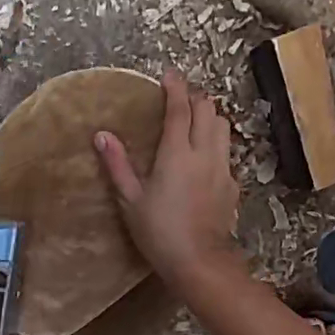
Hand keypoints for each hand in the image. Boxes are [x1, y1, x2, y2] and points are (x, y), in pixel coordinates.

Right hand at [94, 69, 241, 281]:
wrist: (199, 260)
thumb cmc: (158, 230)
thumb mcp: (130, 198)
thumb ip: (117, 164)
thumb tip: (102, 135)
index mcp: (177, 153)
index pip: (180, 109)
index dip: (175, 88)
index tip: (169, 74)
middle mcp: (205, 153)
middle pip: (208, 111)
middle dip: (195, 98)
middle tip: (179, 96)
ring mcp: (223, 168)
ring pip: (223, 128)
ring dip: (209, 116)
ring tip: (194, 118)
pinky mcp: (232, 184)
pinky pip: (226, 151)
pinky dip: (215, 141)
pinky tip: (202, 155)